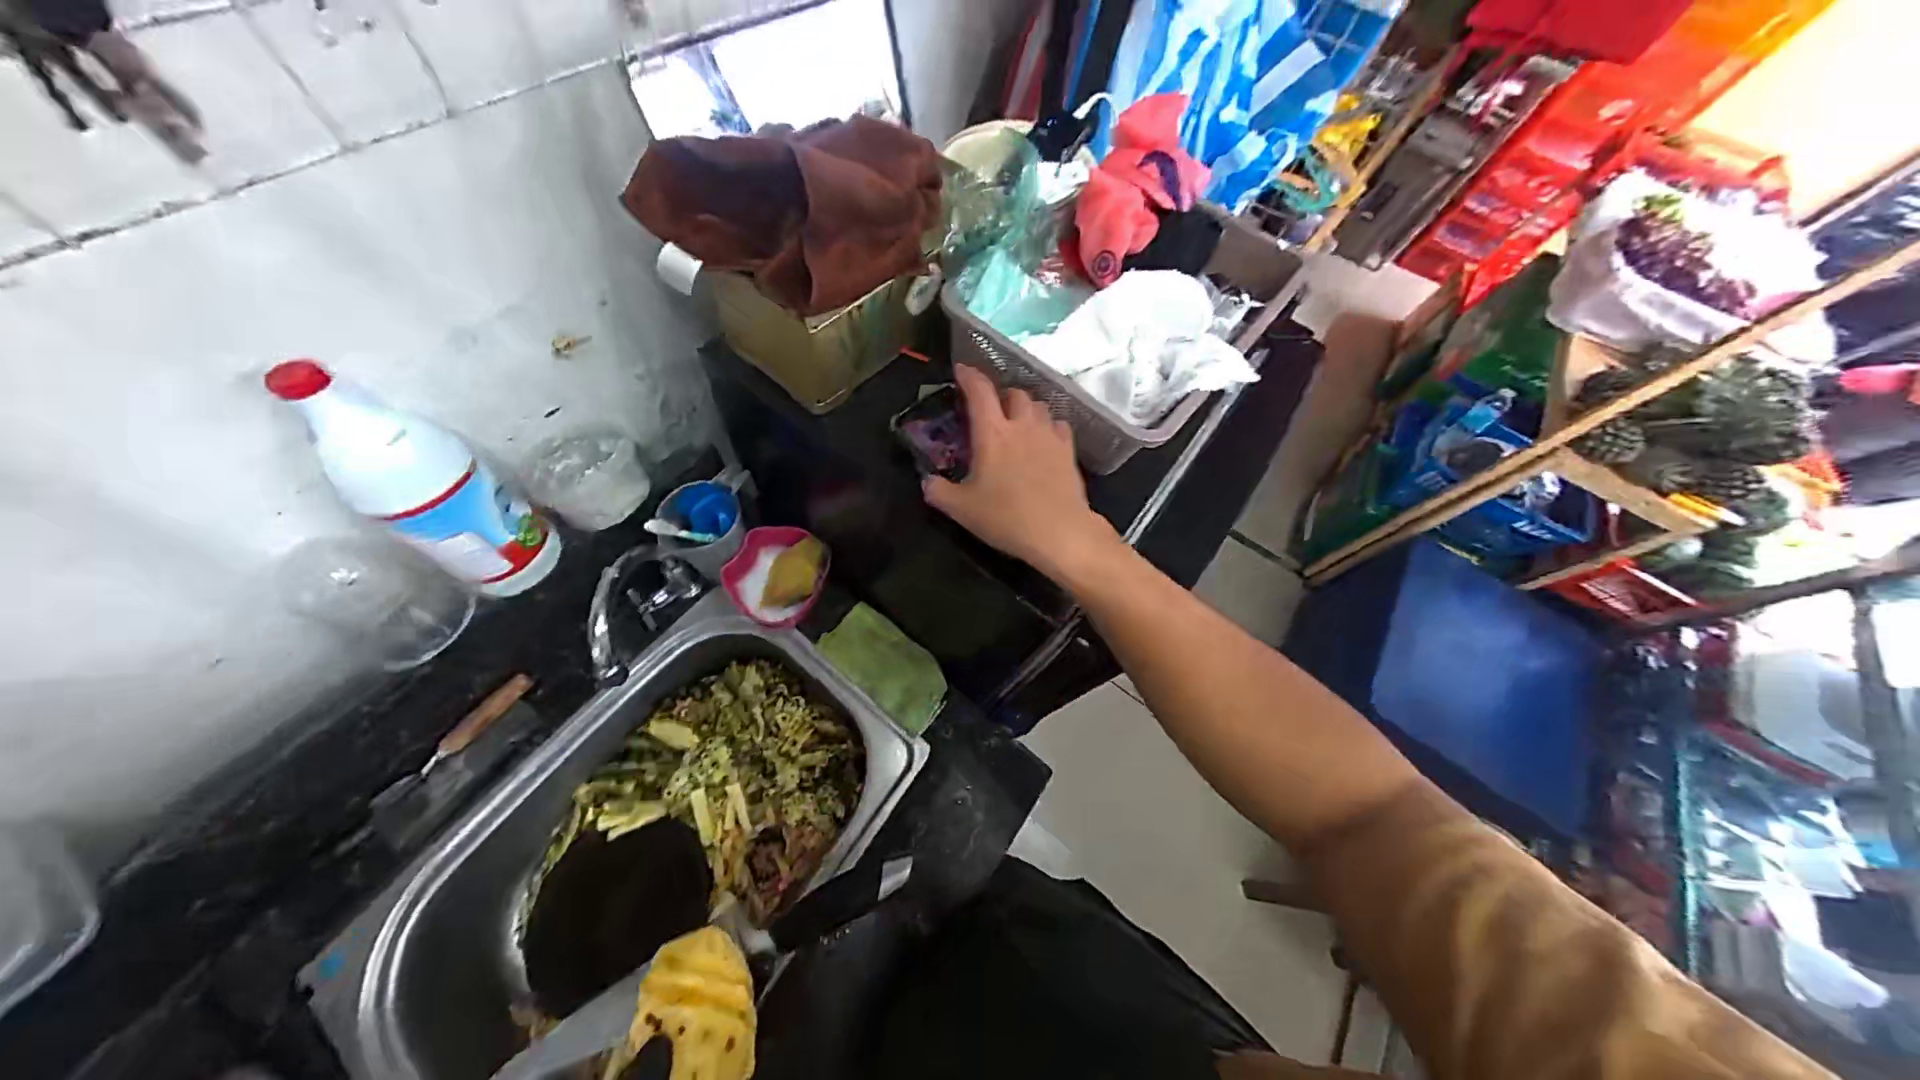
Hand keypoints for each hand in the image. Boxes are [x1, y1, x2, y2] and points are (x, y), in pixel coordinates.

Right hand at [923, 364, 1120, 581]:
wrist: (1059, 532)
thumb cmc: (1006, 518)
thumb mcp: (961, 509)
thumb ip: (938, 491)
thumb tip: (927, 481)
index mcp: (992, 432)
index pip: (979, 390)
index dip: (968, 376)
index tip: (961, 371)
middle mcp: (1022, 425)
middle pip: (1013, 393)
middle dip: (1000, 395)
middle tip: (990, 410)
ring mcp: (1049, 435)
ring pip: (1038, 405)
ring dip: (1025, 408)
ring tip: (1016, 422)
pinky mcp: (1069, 450)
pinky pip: (1058, 424)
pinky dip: (1047, 425)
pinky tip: (1043, 439)